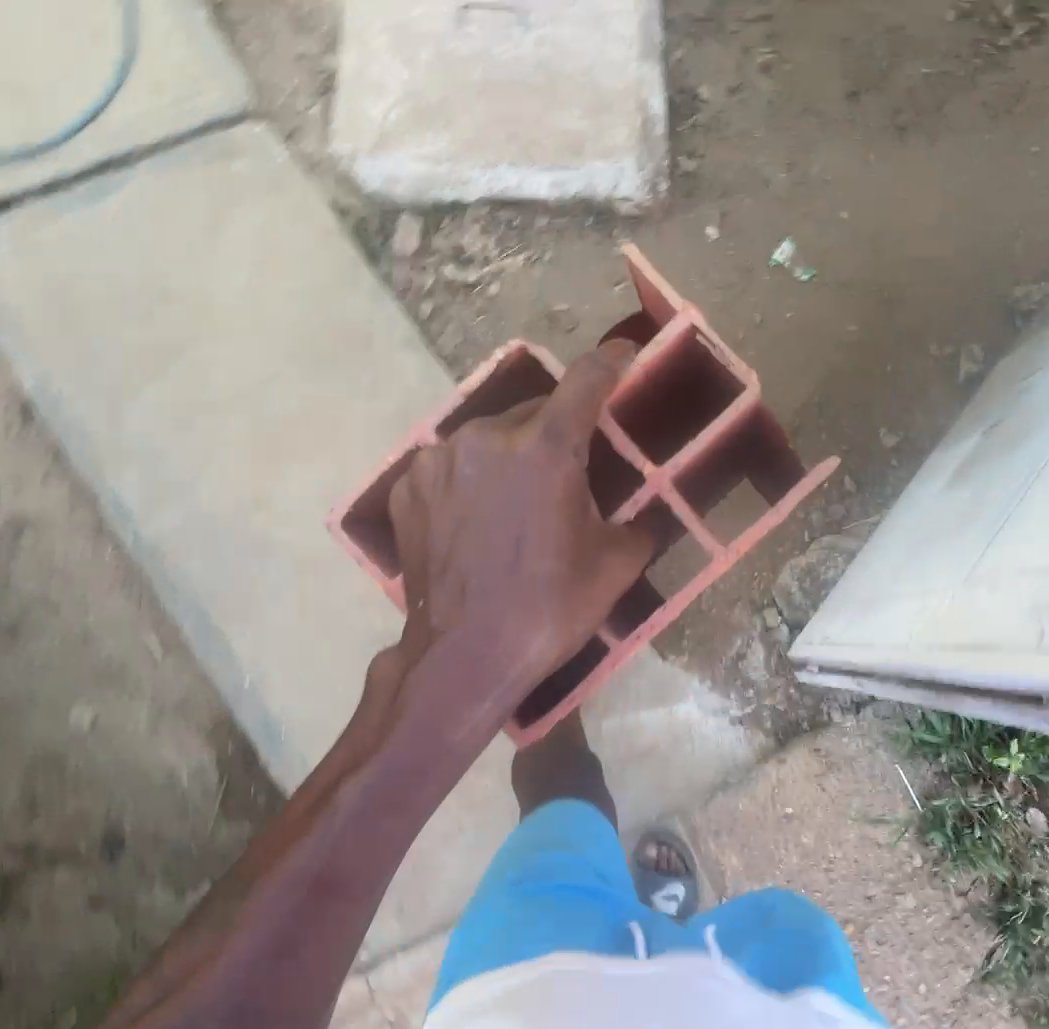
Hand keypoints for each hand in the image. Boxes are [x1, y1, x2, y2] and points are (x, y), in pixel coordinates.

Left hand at [387, 341, 655, 741]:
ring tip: (516, 506)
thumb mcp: (615, 567)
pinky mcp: (407, 487)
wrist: (465, 655)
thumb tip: (641, 517)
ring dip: (509, 458)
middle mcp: (487, 438)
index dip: (610, 363)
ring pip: (488, 439)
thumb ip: (637, 525)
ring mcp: (438, 460)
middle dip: (556, 433)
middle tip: (568, 474)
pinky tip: (477, 522)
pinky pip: (450, 467)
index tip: (624, 354)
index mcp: (546, 449)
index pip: (586, 382)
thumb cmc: (550, 609)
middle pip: (533, 414)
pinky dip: (470, 482)